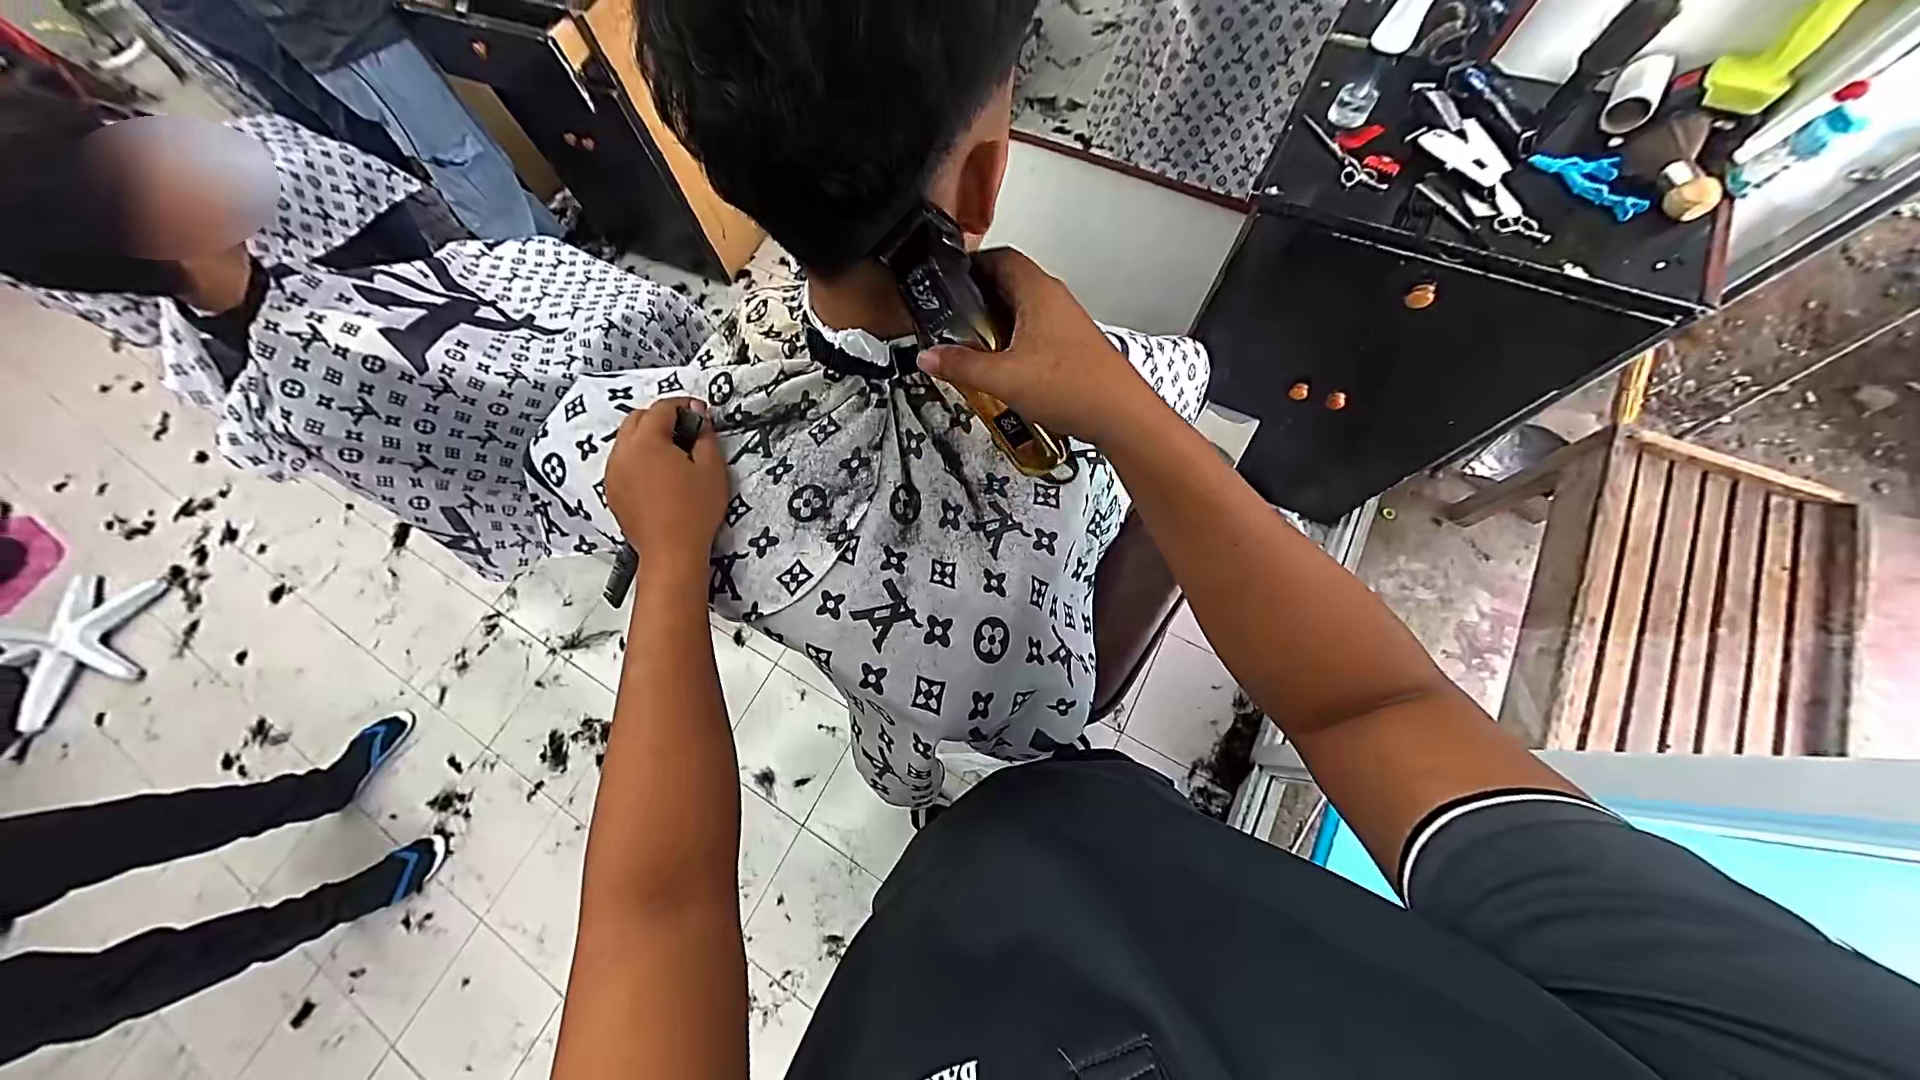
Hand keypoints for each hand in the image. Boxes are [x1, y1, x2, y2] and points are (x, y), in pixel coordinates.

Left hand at [604, 398, 726, 574]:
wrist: (671, 552)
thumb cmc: (695, 511)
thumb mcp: (712, 469)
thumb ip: (706, 437)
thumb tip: (700, 420)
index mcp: (647, 441)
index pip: (662, 408)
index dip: (684, 405)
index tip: (700, 412)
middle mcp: (623, 452)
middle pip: (637, 418)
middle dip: (661, 417)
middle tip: (687, 429)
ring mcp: (614, 472)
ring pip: (627, 440)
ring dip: (647, 437)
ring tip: (673, 452)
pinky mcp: (613, 490)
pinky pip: (623, 462)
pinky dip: (639, 458)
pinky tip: (659, 474)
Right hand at [917, 248, 1163, 444]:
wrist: (1121, 416)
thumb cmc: (1076, 388)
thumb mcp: (1003, 378)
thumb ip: (961, 366)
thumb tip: (930, 357)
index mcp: (1038, 293)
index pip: (1000, 257)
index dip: (971, 264)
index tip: (950, 279)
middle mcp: (1056, 302)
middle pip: (1010, 284)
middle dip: (980, 300)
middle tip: (958, 320)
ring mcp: (1068, 324)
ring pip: (1025, 312)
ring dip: (999, 325)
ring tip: (979, 351)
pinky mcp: (1073, 348)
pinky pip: (1038, 336)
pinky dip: (1017, 346)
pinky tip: (1008, 374)